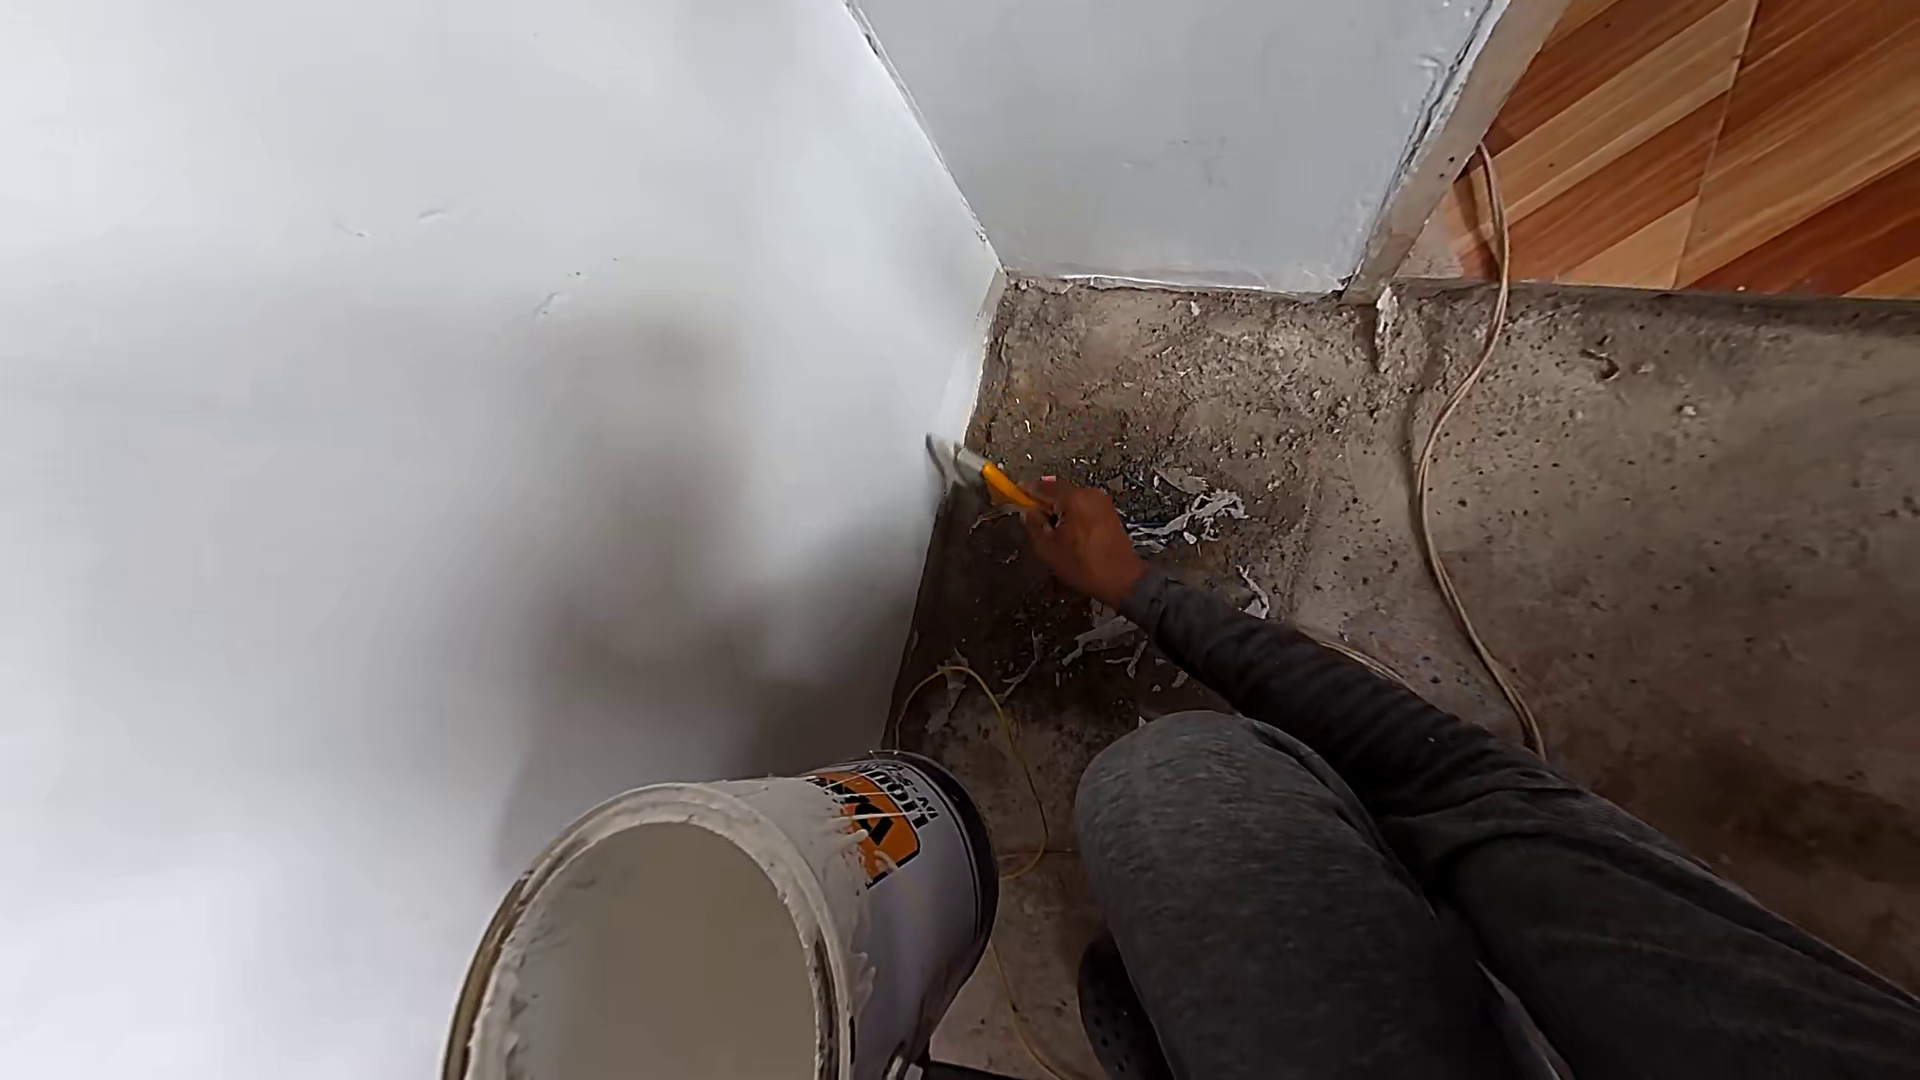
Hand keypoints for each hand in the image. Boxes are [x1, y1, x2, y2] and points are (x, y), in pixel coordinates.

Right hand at [1021, 478, 1147, 609]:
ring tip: (1051, 530)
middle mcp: (1090, 494)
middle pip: (1059, 490)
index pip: (1044, 486)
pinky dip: (1072, 513)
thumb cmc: (1085, 566)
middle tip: (1032, 518)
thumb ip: (1034, 524)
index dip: (1027, 489)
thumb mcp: (1048, 548)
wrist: (1121, 580)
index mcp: (1074, 499)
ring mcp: (1102, 502)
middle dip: (1044, 502)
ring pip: (1071, 498)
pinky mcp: (1108, 512)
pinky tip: (1068, 532)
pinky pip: (1083, 506)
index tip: (1016, 492)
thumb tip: (1027, 511)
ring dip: (1058, 508)